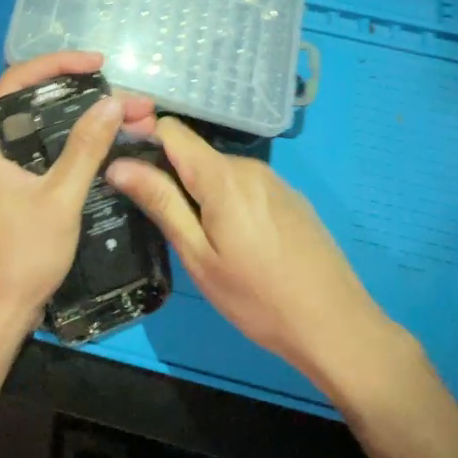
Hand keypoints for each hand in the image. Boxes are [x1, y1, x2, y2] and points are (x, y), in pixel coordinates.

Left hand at [0, 51, 156, 325]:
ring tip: (128, 118)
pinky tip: (106, 144)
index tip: (98, 64)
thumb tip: (112, 103)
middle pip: (33, 102)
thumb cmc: (23, 253)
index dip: (57, 64)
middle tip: (127, 98)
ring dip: (83, 120)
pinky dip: (74, 144)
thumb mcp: (60, 197)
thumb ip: (85, 148)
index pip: (18, 82)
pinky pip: (43, 150)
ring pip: (42, 128)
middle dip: (82, 95)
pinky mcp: (12, 185)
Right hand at [106, 116, 393, 371]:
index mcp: (223, 176)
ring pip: (217, 172)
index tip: (119, 163)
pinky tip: (230, 242)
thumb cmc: (259, 298)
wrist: (338, 328)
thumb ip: (160, 203)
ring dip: (196, 192)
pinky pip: (242, 187)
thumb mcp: (199, 256)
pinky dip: (223, 202)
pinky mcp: (289, 200)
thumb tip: (118, 164)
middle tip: (151, 217)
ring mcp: (274, 182)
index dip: (141, 137)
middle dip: (167, 175)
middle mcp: (249, 167)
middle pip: (193, 153)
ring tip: (190, 236)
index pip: (170, 129)